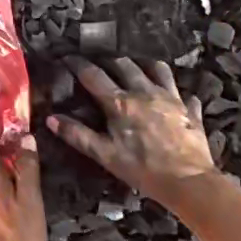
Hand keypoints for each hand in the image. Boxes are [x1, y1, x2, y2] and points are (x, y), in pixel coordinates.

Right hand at [47, 56, 223, 207]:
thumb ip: (77, 135)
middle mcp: (145, 92)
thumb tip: (51, 119)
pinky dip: (175, 91)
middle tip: (100, 63)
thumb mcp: (104, 155)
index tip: (67, 58)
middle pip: (124, 64)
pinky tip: (171, 97)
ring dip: (144, 65)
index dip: (77, 64)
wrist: (190, 182)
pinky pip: (183, 93)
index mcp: (120, 102)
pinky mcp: (190, 110)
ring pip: (158, 69)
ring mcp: (171, 98)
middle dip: (109, 60)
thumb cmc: (142, 168)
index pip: (93, 75)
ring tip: (136, 68)